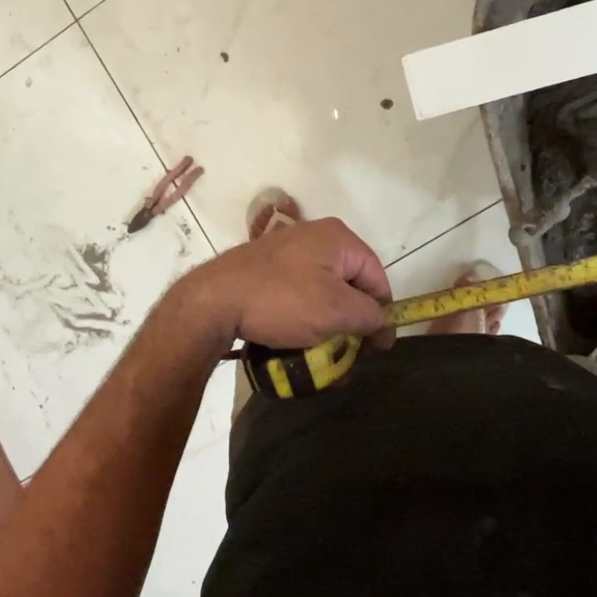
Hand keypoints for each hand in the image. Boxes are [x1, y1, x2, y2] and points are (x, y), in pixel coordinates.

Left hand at [174, 217, 394, 349]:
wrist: (213, 301)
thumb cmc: (282, 301)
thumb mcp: (337, 311)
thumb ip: (371, 316)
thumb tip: (384, 325)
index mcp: (338, 238)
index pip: (377, 277)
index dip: (382, 314)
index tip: (376, 348)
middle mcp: (314, 237)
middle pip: (350, 286)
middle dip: (352, 325)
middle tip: (348, 357)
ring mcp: (287, 253)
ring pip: (323, 295)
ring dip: (328, 328)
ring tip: (322, 358)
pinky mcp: (266, 271)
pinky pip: (297, 296)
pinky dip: (303, 320)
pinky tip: (298, 344)